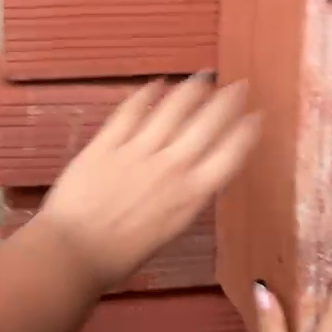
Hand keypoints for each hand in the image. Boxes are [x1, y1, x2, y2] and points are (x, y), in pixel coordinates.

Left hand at [32, 75, 260, 290]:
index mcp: (192, 195)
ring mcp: (139, 151)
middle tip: (238, 85)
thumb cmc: (122, 253)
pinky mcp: (108, 142)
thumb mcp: (169, 229)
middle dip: (227, 100)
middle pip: (207, 124)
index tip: (256, 115)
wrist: (75, 251)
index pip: (230, 154)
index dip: (246, 131)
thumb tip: (195, 175)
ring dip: (192, 90)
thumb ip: (184, 198)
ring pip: (174, 109)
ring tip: (202, 78)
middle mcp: (172, 167)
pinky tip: (157, 83)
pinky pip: (131, 111)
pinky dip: (146, 93)